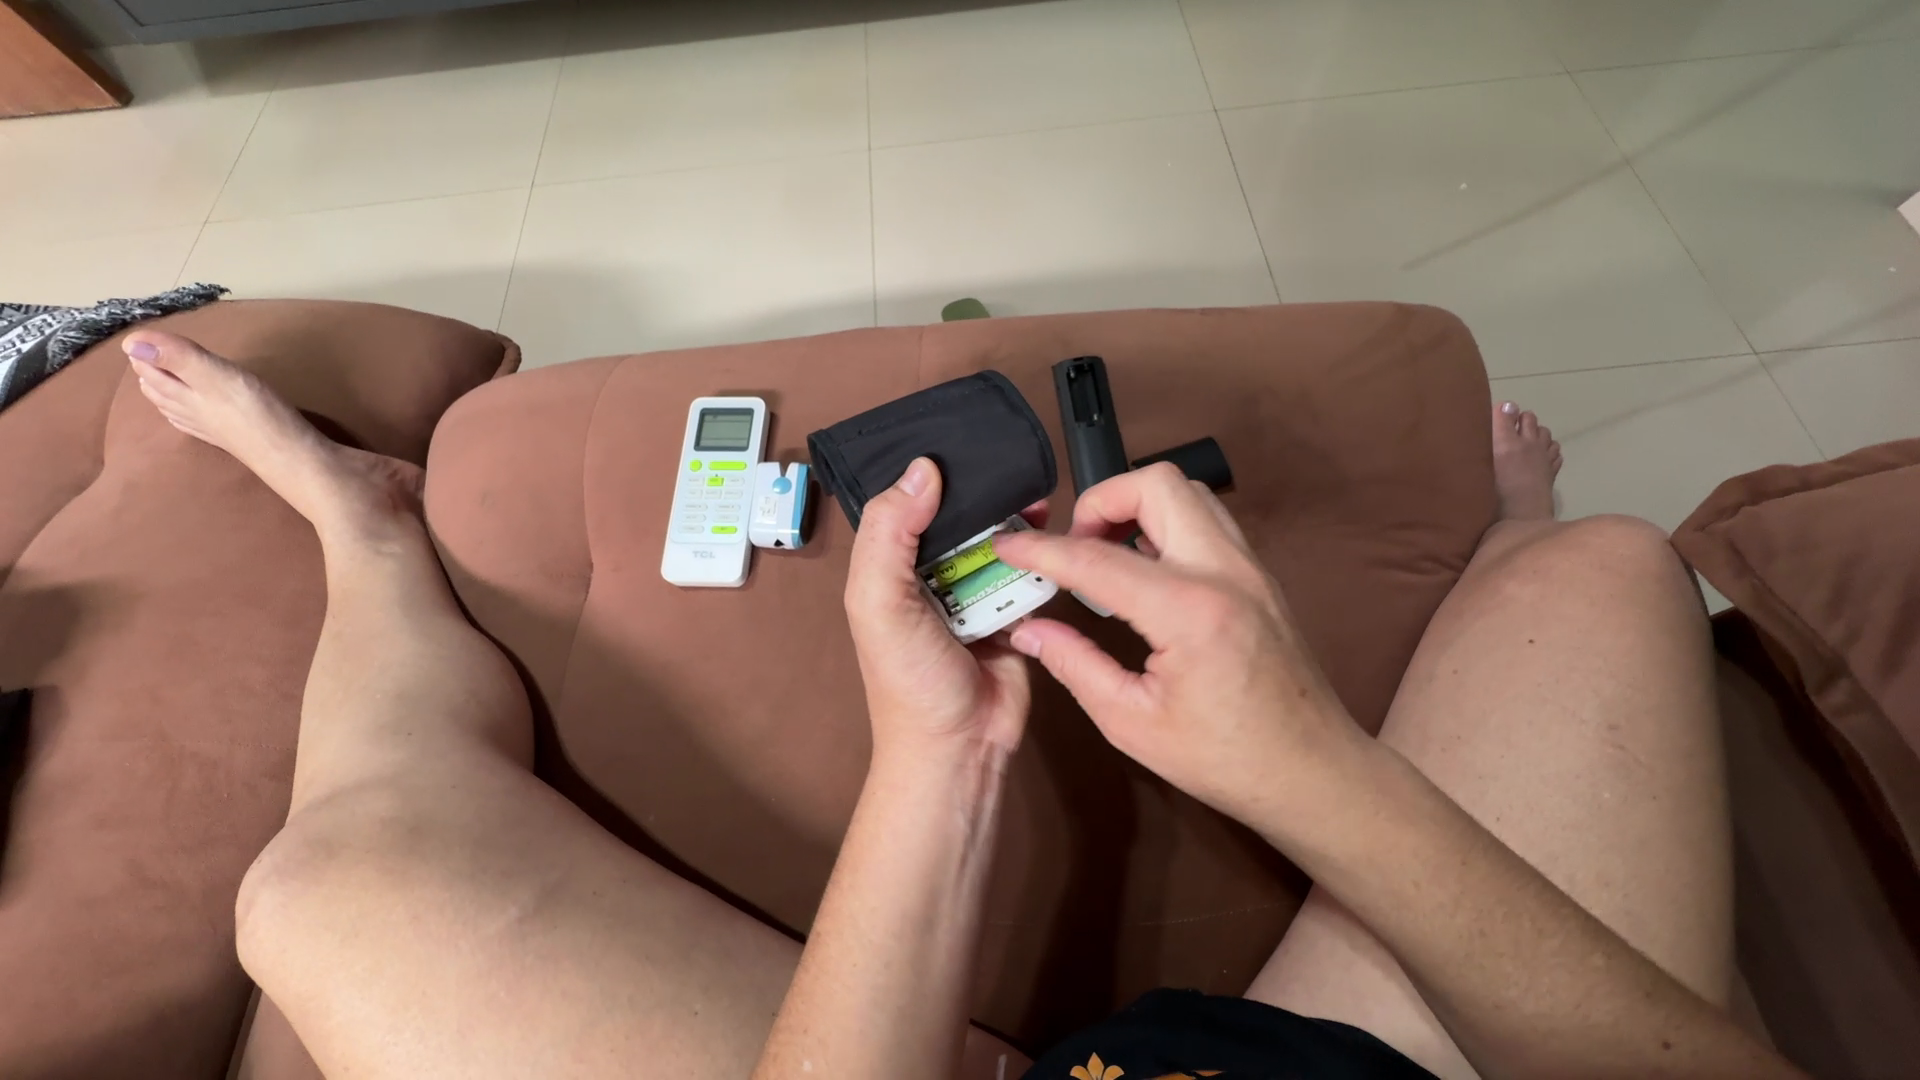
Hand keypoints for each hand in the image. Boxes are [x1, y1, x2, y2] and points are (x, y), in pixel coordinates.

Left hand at [844, 458, 1032, 766]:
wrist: (960, 745)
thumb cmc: (908, 682)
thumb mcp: (879, 603)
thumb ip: (889, 536)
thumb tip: (920, 471)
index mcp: (890, 567)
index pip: (906, 504)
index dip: (926, 473)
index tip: (957, 438)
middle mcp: (931, 573)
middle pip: (957, 517)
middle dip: (981, 491)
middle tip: (1008, 461)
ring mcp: (973, 591)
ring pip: (996, 539)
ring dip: (1014, 519)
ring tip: (1035, 493)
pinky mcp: (1011, 609)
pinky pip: (1026, 571)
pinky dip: (1038, 555)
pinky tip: (1052, 532)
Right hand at [992, 464, 1360, 820]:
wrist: (1314, 773)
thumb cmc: (1222, 759)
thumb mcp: (1131, 722)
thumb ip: (1074, 664)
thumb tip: (1027, 629)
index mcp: (1188, 612)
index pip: (1097, 558)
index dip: (1041, 549)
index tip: (1007, 545)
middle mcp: (1224, 571)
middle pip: (1156, 484)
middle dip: (1101, 500)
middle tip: (1076, 547)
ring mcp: (1250, 566)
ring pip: (1187, 492)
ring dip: (1137, 506)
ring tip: (1108, 554)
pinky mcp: (1259, 574)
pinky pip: (1206, 519)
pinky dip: (1165, 524)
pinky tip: (1145, 571)